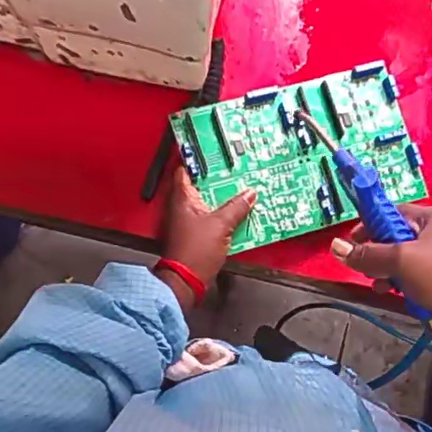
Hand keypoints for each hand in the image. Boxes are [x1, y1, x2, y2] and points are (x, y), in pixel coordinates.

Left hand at [159, 165, 255, 290]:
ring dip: (221, 197)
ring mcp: (187, 221)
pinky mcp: (194, 234)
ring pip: (206, 202)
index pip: (185, 170)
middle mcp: (181, 207)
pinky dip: (221, 213)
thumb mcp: (221, 225)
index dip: (197, 159)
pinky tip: (237, 212)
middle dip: (216, 178)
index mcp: (182, 199)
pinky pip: (210, 217)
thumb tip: (249, 194)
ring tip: (240, 187)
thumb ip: (236, 207)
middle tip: (234, 168)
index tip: (212, 150)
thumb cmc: (195, 252)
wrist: (187, 280)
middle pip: (199, 185)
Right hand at [330, 203, 431, 320]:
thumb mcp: (401, 261)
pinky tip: (403, 295)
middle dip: (378, 256)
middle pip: (397, 237)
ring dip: (390, 273)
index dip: (368, 226)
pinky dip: (408, 282)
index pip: (391, 212)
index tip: (352, 245)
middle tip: (370, 272)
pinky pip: (420, 273)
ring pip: (407, 258)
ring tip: (385, 288)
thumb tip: (335, 247)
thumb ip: (367, 254)